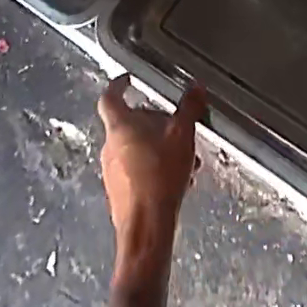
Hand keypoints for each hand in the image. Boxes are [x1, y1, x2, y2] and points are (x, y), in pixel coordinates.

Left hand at [96, 75, 207, 254]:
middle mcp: (110, 147)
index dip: (118, 85)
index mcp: (120, 127)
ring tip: (185, 154)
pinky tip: (178, 174)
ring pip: (136, 145)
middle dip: (155, 119)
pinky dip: (155, 163)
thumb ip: (190, 107)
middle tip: (177, 122)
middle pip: (130, 122)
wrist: (146, 227)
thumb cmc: (161, 174)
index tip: (127, 79)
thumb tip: (196, 87)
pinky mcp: (119, 191)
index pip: (110, 98)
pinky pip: (137, 167)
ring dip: (159, 144)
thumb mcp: (183, 133)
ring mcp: (111, 171)